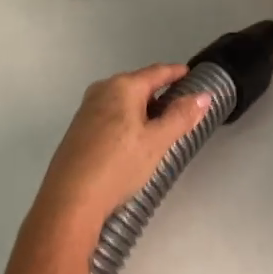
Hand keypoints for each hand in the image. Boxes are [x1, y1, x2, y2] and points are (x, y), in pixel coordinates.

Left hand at [32, 64, 212, 227]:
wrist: (69, 201)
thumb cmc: (117, 166)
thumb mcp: (156, 142)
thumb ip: (181, 117)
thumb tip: (203, 96)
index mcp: (122, 86)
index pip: (156, 72)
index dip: (176, 72)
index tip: (191, 75)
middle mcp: (102, 91)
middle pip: (138, 85)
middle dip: (159, 92)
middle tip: (180, 106)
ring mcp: (87, 110)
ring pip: (123, 101)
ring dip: (143, 109)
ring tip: (160, 125)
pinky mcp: (78, 131)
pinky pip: (110, 115)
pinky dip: (127, 120)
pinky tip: (133, 141)